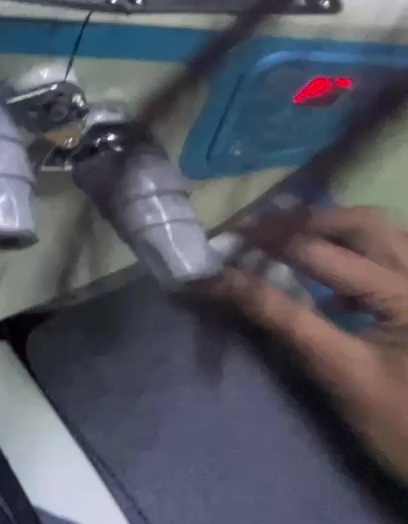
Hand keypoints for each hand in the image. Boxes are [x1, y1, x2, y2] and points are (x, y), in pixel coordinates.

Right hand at [211, 206, 407, 482]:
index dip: (260, 245)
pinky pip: (401, 260)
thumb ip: (276, 315)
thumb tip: (206, 279)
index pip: (315, 251)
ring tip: (291, 250)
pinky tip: (338, 285)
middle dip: (304, 224)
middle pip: (364, 224)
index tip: (217, 246)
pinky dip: (362, 256)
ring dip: (334, 234)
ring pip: (388, 236)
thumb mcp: (338, 371)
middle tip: (257, 240)